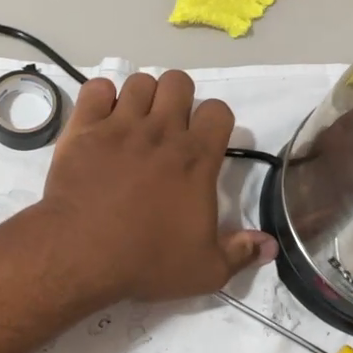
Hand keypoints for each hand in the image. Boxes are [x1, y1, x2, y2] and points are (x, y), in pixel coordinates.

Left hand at [36, 71, 275, 302]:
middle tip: (166, 130)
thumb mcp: (205, 270)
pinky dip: (99, 98)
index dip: (213, 122)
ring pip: (138, 82)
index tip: (202, 144)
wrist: (82, 253)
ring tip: (132, 124)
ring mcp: (119, 126)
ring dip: (139, 97)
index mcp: (196, 158)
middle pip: (178, 82)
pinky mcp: (83, 129)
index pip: (218, 110)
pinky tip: (100, 119)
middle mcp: (161, 131)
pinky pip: (96, 89)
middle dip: (176, 99)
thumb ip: (240, 253)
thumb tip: (270, 246)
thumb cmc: (147, 261)